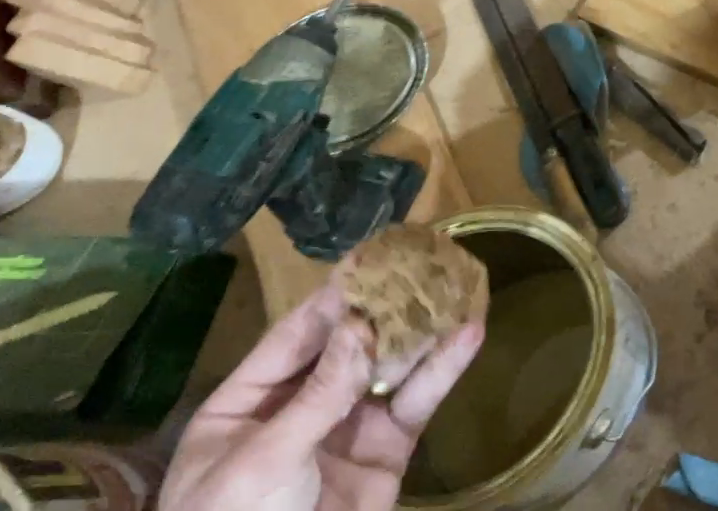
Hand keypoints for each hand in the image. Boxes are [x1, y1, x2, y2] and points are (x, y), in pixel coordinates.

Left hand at [162, 284, 483, 510]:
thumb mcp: (265, 461)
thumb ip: (319, 392)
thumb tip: (362, 322)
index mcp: (248, 405)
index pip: (295, 337)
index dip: (334, 296)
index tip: (373, 257)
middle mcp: (301, 406)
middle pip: (351, 343)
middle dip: (388, 305)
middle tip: (425, 261)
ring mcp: (348, 426)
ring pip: (392, 366)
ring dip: (425, 329)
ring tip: (460, 286)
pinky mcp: (389, 448)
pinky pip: (418, 401)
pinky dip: (444, 369)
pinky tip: (469, 335)